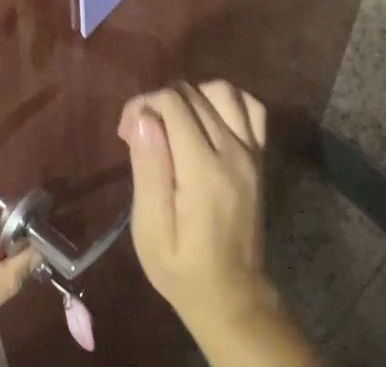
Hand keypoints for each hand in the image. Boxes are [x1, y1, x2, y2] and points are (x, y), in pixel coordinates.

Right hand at [117, 81, 273, 332]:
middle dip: (159, 102)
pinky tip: (207, 120)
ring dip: (192, 96)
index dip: (142, 106)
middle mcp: (232, 151)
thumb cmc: (180, 268)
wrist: (231, 295)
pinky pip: (250, 107)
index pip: (171, 103)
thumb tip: (144, 118)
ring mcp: (251, 151)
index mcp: (203, 170)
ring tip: (173, 123)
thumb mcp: (150, 231)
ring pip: (222, 91)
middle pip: (193, 94)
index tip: (126, 134)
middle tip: (140, 135)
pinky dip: (226, 101)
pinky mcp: (259, 156)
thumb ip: (148, 170)